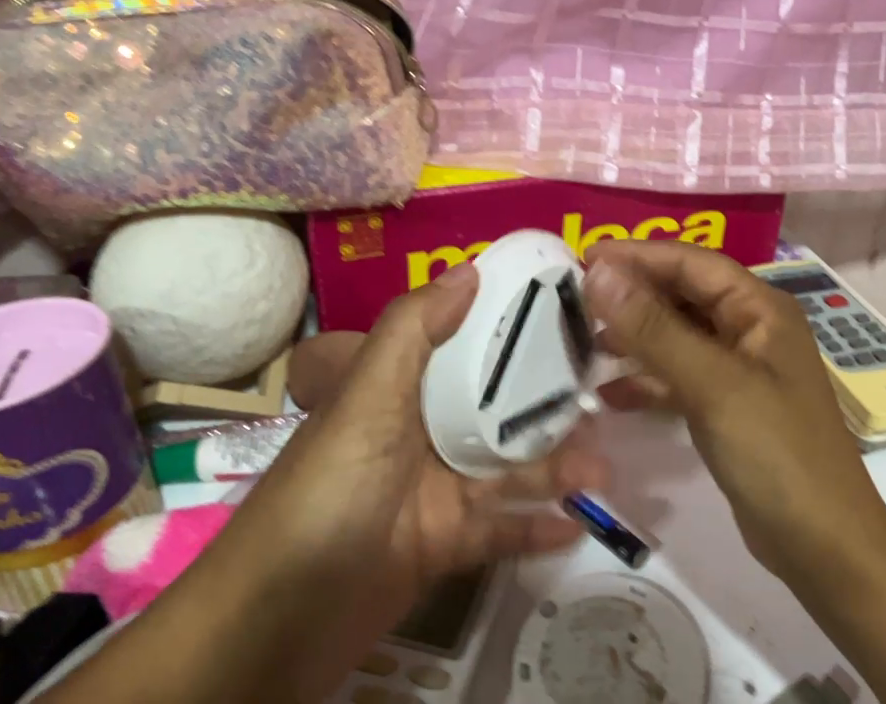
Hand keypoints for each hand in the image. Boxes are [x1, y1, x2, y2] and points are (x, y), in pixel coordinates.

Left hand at [242, 263, 607, 698]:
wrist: (282, 616)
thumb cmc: (329, 487)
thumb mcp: (367, 396)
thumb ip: (414, 330)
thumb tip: (469, 269)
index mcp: (393, 388)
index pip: (451, 343)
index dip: (497, 324)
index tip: (555, 311)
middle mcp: (414, 432)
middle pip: (490, 408)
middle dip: (545, 405)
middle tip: (602, 399)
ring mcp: (429, 491)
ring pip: (504, 469)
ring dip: (553, 468)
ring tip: (602, 470)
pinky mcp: (441, 544)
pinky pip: (499, 530)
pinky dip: (536, 527)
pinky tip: (578, 523)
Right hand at [582, 241, 885, 582]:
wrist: (822, 543)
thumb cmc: (776, 451)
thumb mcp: (713, 383)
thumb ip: (654, 327)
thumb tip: (599, 272)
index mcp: (760, 309)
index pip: (692, 263)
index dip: (638, 255)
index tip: (582, 257)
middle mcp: (752, 330)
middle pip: (684, 295)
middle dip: (632, 294)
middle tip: (574, 298)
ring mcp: (741, 371)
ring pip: (679, 337)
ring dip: (635, 336)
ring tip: (583, 340)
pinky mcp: (728, 409)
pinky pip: (680, 378)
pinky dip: (647, 380)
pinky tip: (609, 394)